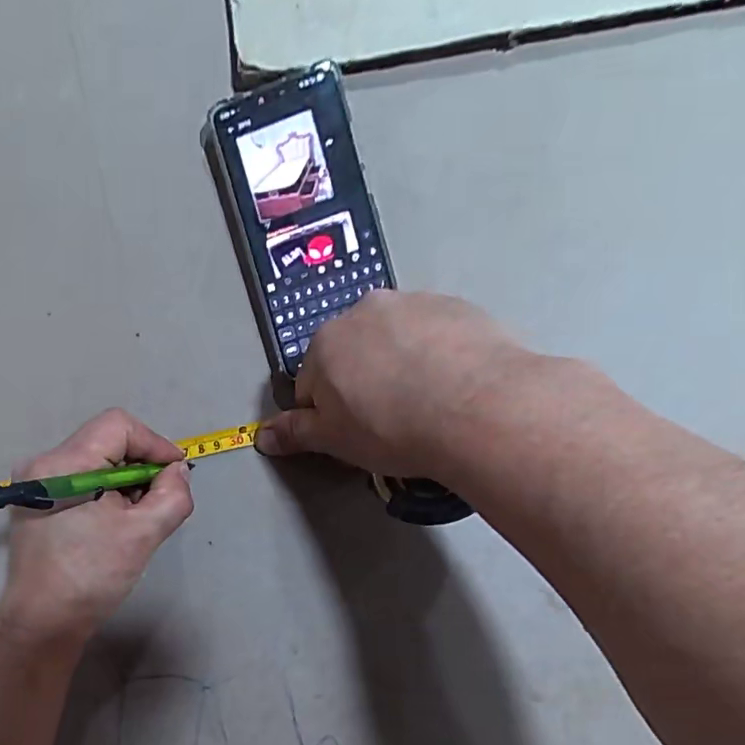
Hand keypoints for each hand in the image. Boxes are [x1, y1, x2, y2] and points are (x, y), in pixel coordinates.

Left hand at [0, 409, 194, 644]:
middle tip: (157, 502)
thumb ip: (171, 494)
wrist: (42, 623)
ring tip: (135, 520)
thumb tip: (176, 472)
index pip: (118, 426)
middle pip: (105, 443)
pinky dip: (106, 494)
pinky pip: (81, 482)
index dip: (153, 444)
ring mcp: (37, 484)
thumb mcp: (143, 534)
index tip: (174, 475)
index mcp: (63, 464)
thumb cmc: (90, 577)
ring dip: (124, 483)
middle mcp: (43, 464)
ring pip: (95, 463)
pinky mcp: (37, 503)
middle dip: (140, 467)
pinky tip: (114, 525)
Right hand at [255, 291, 540, 480]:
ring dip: (399, 363)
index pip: (311, 383)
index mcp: (325, 343)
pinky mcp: (459, 306)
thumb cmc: (393, 428)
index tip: (351, 432)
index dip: (327, 413)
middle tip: (387, 418)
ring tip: (425, 402)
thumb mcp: (334, 440)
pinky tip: (452, 385)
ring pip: (394, 339)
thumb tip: (264, 436)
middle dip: (361, 381)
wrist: (481, 410)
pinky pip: (435, 333)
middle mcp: (364, 311)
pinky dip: (437, 353)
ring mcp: (414, 303)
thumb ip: (295, 432)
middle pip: (352, 353)